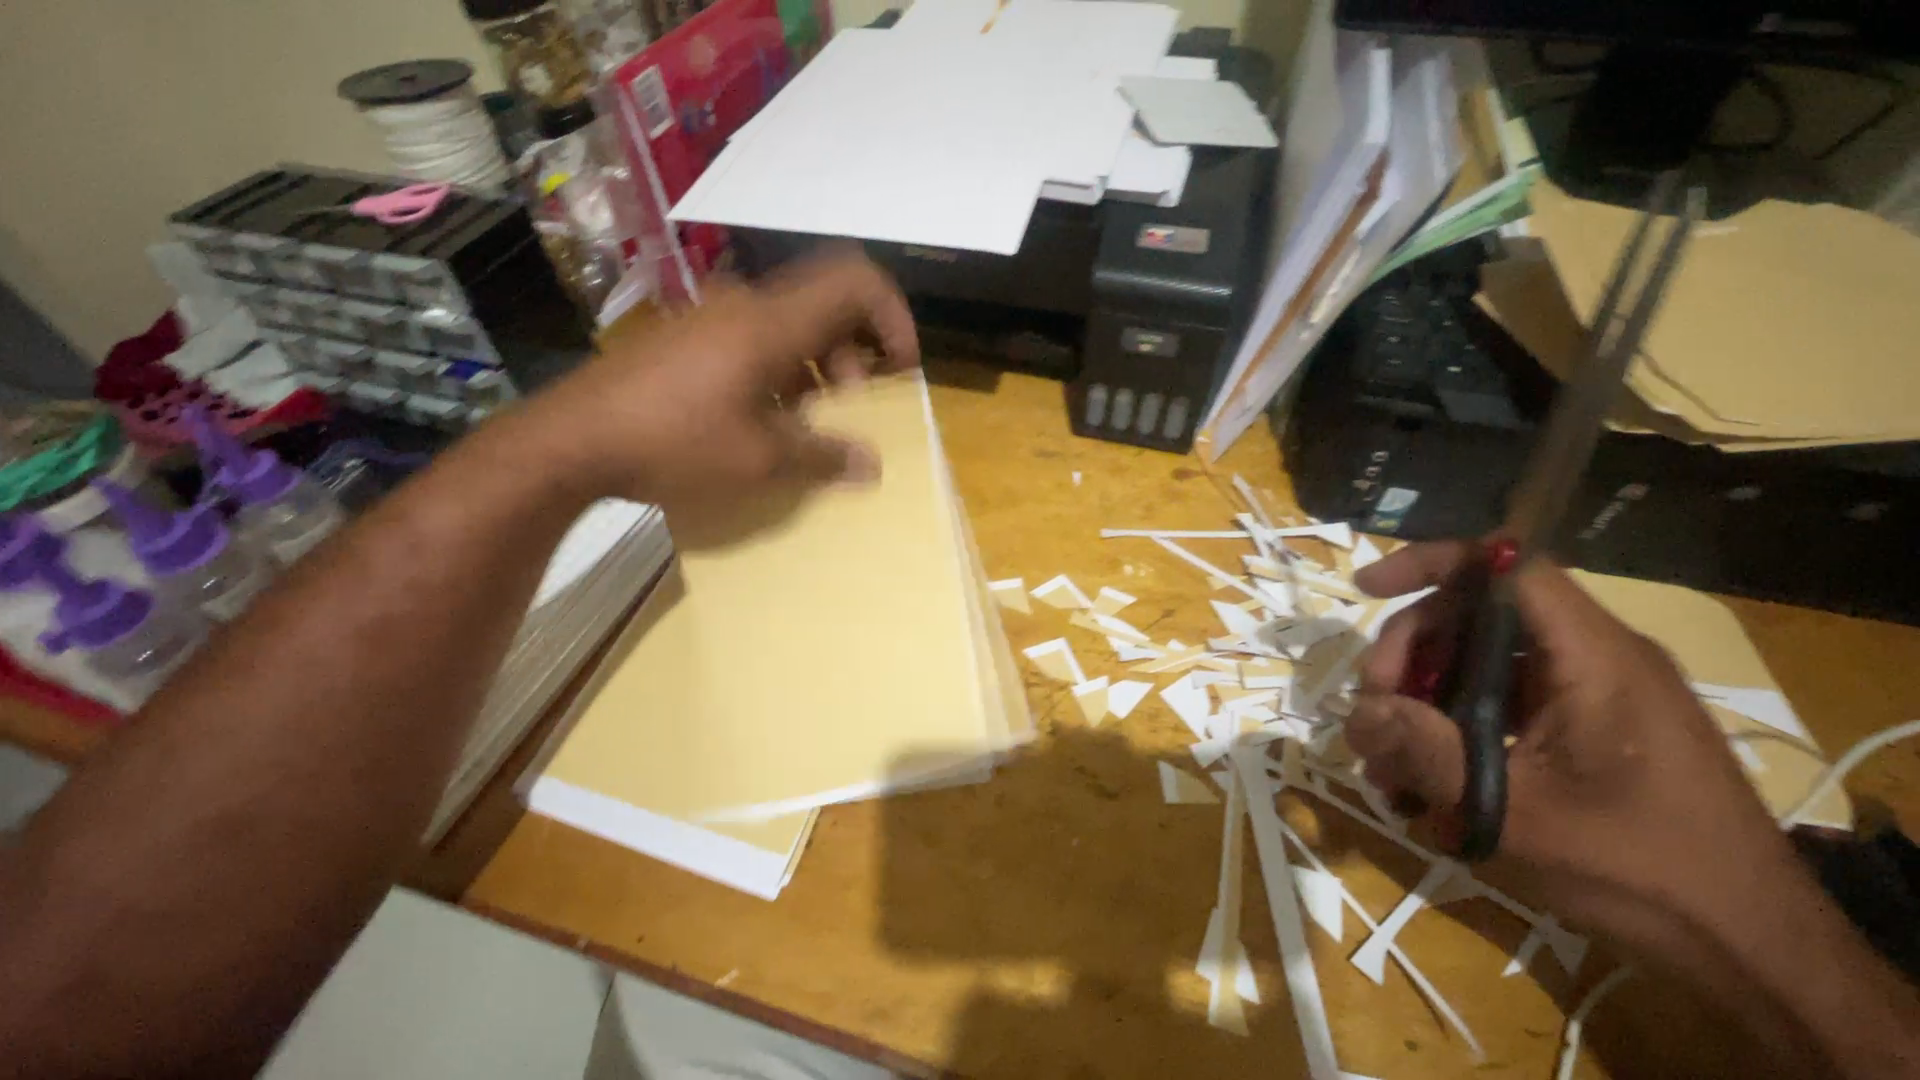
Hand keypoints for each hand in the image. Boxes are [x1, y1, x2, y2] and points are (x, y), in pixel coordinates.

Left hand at [531, 253, 919, 520]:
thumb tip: (871, 465)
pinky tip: (762, 420)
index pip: (857, 282)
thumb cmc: (675, 443)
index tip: (900, 367)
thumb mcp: (760, 461)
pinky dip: (780, 372)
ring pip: (790, 326)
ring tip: (808, 421)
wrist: (573, 440)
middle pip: (826, 306)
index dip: (892, 316)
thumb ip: (824, 457)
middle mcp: (746, 307)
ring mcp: (711, 320)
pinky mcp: (687, 340)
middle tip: (850, 406)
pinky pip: (754, 341)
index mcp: (774, 323)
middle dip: (855, 354)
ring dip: (817, 368)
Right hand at [1346, 542, 1804, 953]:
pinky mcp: (1593, 735)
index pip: (1507, 567)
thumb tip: (1356, 714)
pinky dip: (1460, 732)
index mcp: (1594, 657)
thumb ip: (1425, 752)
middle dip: (1413, 654)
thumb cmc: (1636, 869)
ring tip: (1391, 767)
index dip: (1432, 563)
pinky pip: (1509, 707)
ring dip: (1427, 702)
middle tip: (1376, 715)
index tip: (1368, 592)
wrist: (1751, 949)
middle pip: (1480, 617)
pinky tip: (1429, 787)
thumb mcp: (1510, 812)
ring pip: (1486, 666)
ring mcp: (1597, 698)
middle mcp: (1598, 660)